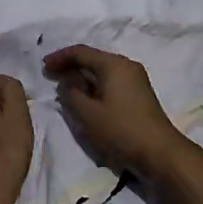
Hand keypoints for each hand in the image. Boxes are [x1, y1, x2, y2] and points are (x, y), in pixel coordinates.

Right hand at [43, 45, 185, 174]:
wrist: (159, 152)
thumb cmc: (120, 130)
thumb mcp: (88, 114)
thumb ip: (71, 94)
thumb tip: (67, 81)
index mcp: (114, 65)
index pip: (81, 52)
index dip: (60, 57)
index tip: (43, 66)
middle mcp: (127, 66)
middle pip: (93, 59)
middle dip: (71, 66)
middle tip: (50, 76)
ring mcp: (136, 80)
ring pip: (103, 72)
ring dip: (83, 78)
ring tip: (64, 88)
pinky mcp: (139, 94)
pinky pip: (111, 82)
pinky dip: (95, 86)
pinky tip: (85, 98)